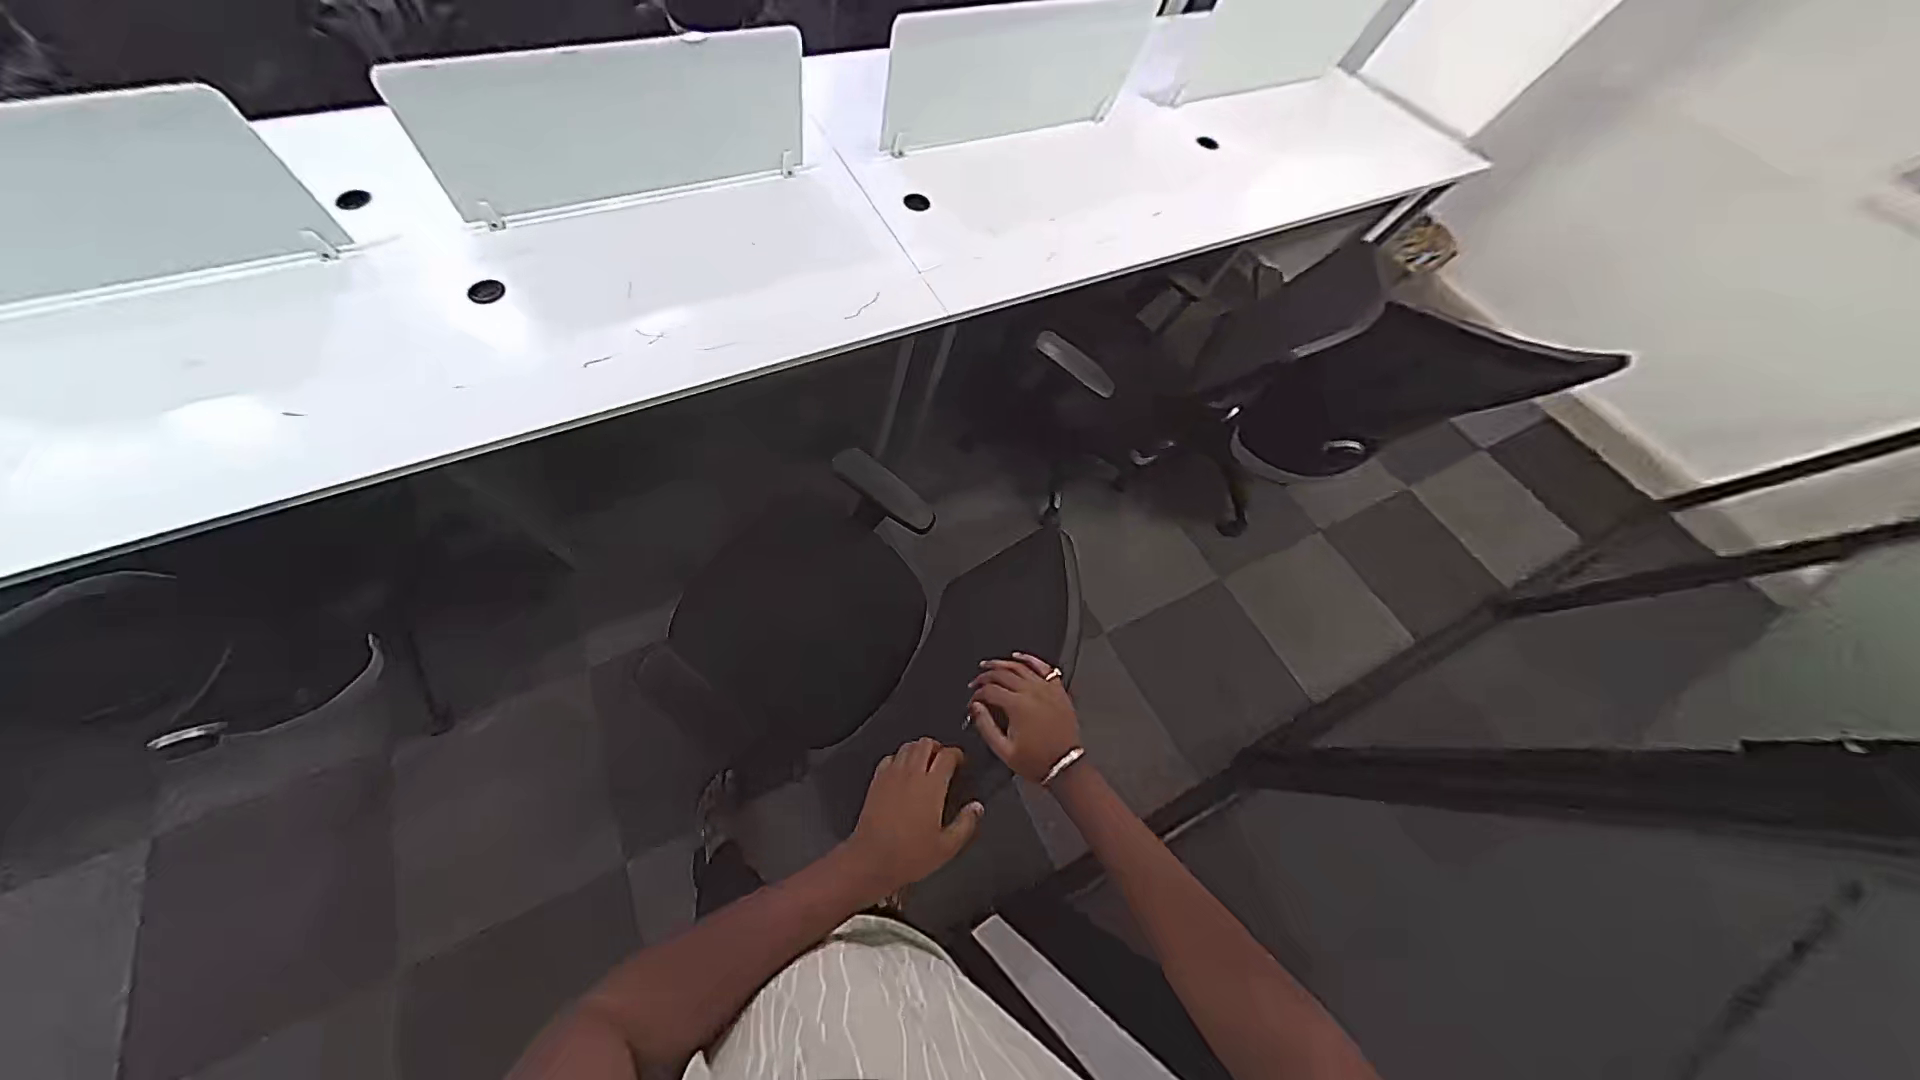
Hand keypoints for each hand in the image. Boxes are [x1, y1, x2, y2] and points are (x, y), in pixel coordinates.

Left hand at [841, 738, 983, 900]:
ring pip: (907, 747)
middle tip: (943, 759)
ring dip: (919, 750)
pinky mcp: (876, 781)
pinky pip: (889, 758)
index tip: (960, 762)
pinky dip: (899, 758)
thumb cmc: (909, 855)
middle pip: (926, 744)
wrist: (872, 860)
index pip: (947, 755)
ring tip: (925, 762)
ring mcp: (891, 775)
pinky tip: (902, 771)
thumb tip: (976, 808)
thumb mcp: (947, 847)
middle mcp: (911, 775)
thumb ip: (966, 824)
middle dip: (938, 748)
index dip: (957, 754)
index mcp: (932, 786)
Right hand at [969, 652, 1081, 783]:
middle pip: (1002, 674)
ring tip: (990, 664)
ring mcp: (1046, 689)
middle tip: (976, 681)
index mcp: (1017, 706)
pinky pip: (1044, 668)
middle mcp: (1032, 692)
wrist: (1064, 766)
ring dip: (1002, 663)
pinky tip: (1020, 657)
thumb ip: (985, 726)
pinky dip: (1031, 659)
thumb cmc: (1036, 761)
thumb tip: (975, 708)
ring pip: (1020, 666)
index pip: (990, 690)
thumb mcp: (1004, 750)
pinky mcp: (1057, 691)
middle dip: (985, 676)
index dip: (977, 693)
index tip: (973, 700)